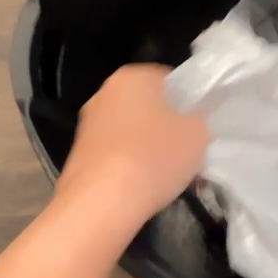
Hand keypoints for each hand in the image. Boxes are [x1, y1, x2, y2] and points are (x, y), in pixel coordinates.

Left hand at [56, 65, 209, 227]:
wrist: (102, 201)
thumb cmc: (154, 156)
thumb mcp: (198, 134)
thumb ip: (199, 120)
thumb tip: (191, 121)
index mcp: (133, 76)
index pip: (170, 80)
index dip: (189, 102)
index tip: (198, 125)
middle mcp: (105, 92)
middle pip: (147, 105)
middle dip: (165, 125)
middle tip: (185, 149)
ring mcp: (87, 123)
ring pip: (130, 130)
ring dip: (147, 146)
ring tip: (165, 174)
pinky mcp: (79, 153)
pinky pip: (115, 153)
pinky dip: (128, 165)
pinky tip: (142, 186)